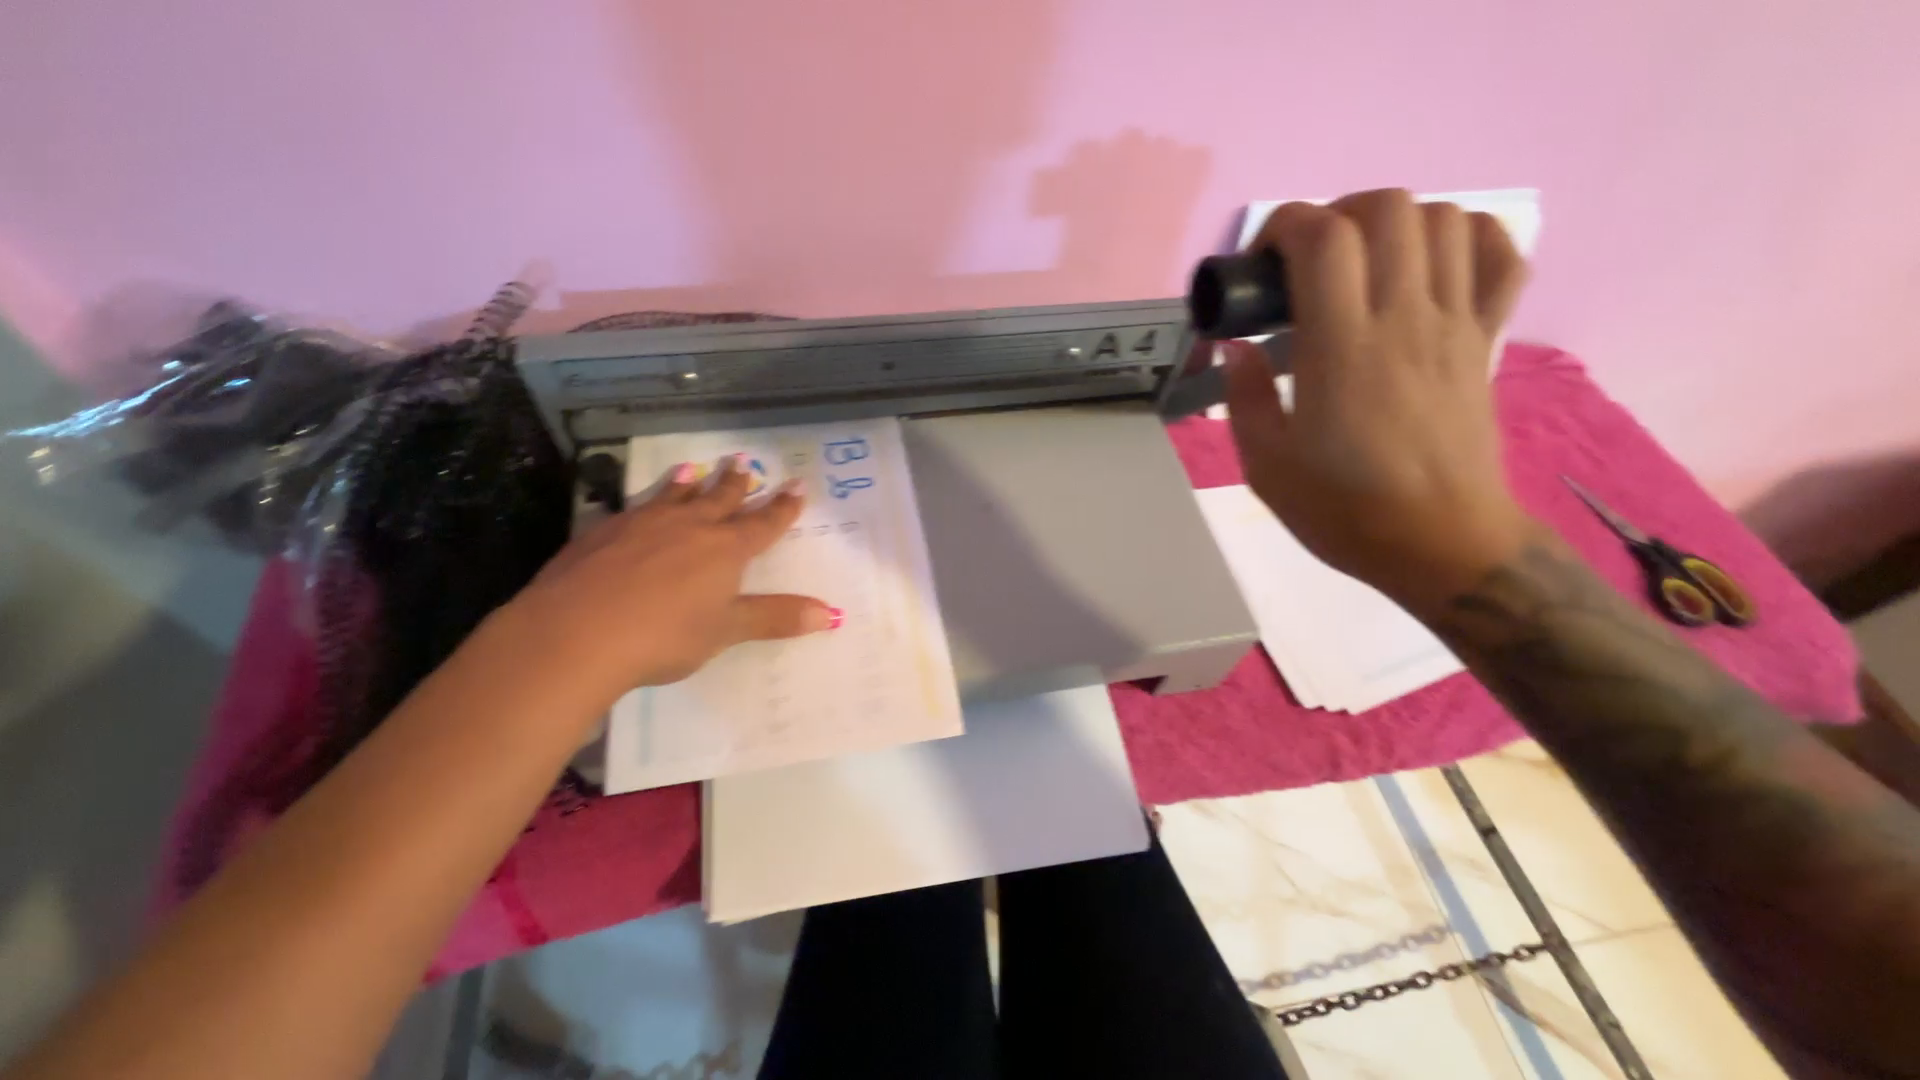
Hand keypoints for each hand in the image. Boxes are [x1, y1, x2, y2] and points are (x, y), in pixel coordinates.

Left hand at [502, 456, 835, 703]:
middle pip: (718, 499)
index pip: (763, 523)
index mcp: (724, 549)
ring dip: (686, 484)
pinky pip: (630, 511)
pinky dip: (641, 505)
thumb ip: (775, 618)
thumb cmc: (665, 635)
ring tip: (692, 469)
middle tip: (743, 461)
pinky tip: (632, 509)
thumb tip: (832, 614)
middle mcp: (687, 527)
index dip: (783, 508)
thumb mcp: (726, 631)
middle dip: (735, 482)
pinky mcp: (602, 533)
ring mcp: (642, 525)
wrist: (577, 632)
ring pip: (672, 496)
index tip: (797, 486)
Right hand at [1221, 189, 1539, 611]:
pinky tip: (1430, 265)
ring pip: (1443, 218)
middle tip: (1308, 263)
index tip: (1261, 265)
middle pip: (1386, 209)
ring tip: (1363, 264)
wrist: (1442, 544)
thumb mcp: (1266, 467)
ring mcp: (1455, 324)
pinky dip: (1466, 239)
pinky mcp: (1486, 339)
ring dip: (1394, 223)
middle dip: (1335, 215)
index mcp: (1342, 350)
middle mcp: (1404, 319)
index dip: (1284, 226)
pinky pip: (1499, 257)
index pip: (1323, 238)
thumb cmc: (1345, 510)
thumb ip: (1244, 398)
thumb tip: (1238, 347)